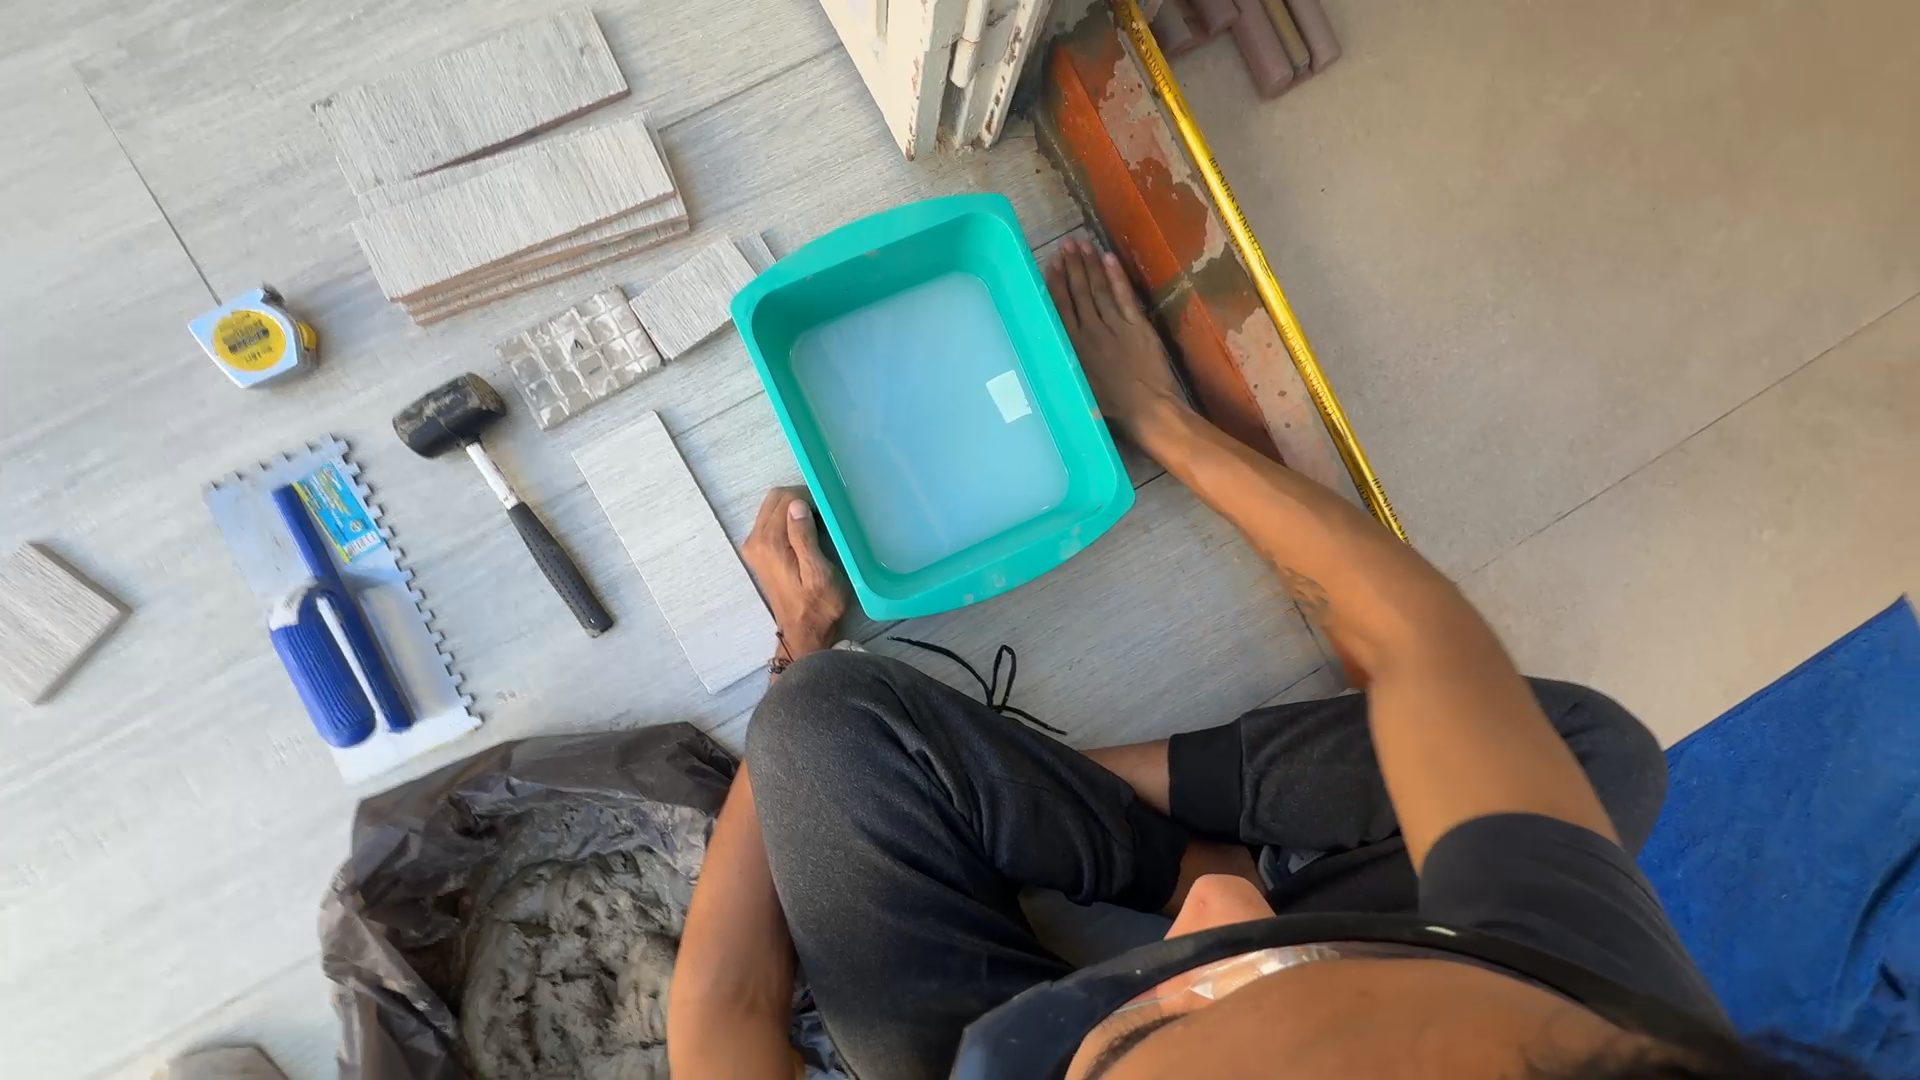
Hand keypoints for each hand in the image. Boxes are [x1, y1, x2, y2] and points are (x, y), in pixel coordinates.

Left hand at [742, 487, 848, 659]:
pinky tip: (807, 531)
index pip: (785, 498)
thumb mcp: (818, 572)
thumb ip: (804, 537)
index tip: (827, 509)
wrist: (805, 631)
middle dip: (800, 499)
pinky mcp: (760, 552)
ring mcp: (755, 546)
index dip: (808, 497)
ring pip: (772, 508)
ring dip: (795, 508)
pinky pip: (772, 520)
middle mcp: (756, 540)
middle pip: (775, 499)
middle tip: (824, 514)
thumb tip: (796, 504)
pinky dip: (789, 518)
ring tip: (819, 522)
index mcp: (770, 542)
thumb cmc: (819, 604)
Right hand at [1044, 237, 1186, 437]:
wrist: (1147, 408)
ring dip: (1090, 265)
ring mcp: (1115, 326)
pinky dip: (1116, 276)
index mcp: (1074, 348)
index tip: (1051, 265)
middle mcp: (1091, 332)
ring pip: (1099, 289)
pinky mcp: (1137, 325)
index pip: (1061, 309)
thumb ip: (1066, 366)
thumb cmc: (1111, 408)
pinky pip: (1123, 295)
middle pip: (1079, 293)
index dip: (1056, 284)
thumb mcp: (1078, 389)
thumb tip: (1051, 353)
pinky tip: (1108, 259)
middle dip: (1072, 267)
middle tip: (1066, 245)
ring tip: (1081, 245)